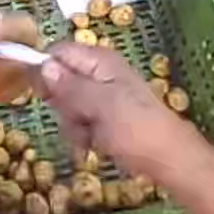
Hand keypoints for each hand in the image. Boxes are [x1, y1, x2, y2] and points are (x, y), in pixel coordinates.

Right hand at [40, 43, 203, 176]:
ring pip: (67, 105)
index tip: (44, 95)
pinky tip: (94, 145)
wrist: (170, 161)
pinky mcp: (104, 117)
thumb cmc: (137, 129)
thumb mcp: (100, 105)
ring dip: (72, 124)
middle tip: (77, 118)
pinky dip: (82, 135)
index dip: (46, 70)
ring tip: (90, 136)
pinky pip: (79, 121)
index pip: (59, 53)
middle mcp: (98, 73)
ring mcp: (102, 96)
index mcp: (99, 61)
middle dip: (62, 104)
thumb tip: (43, 65)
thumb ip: (70, 86)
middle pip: (60, 80)